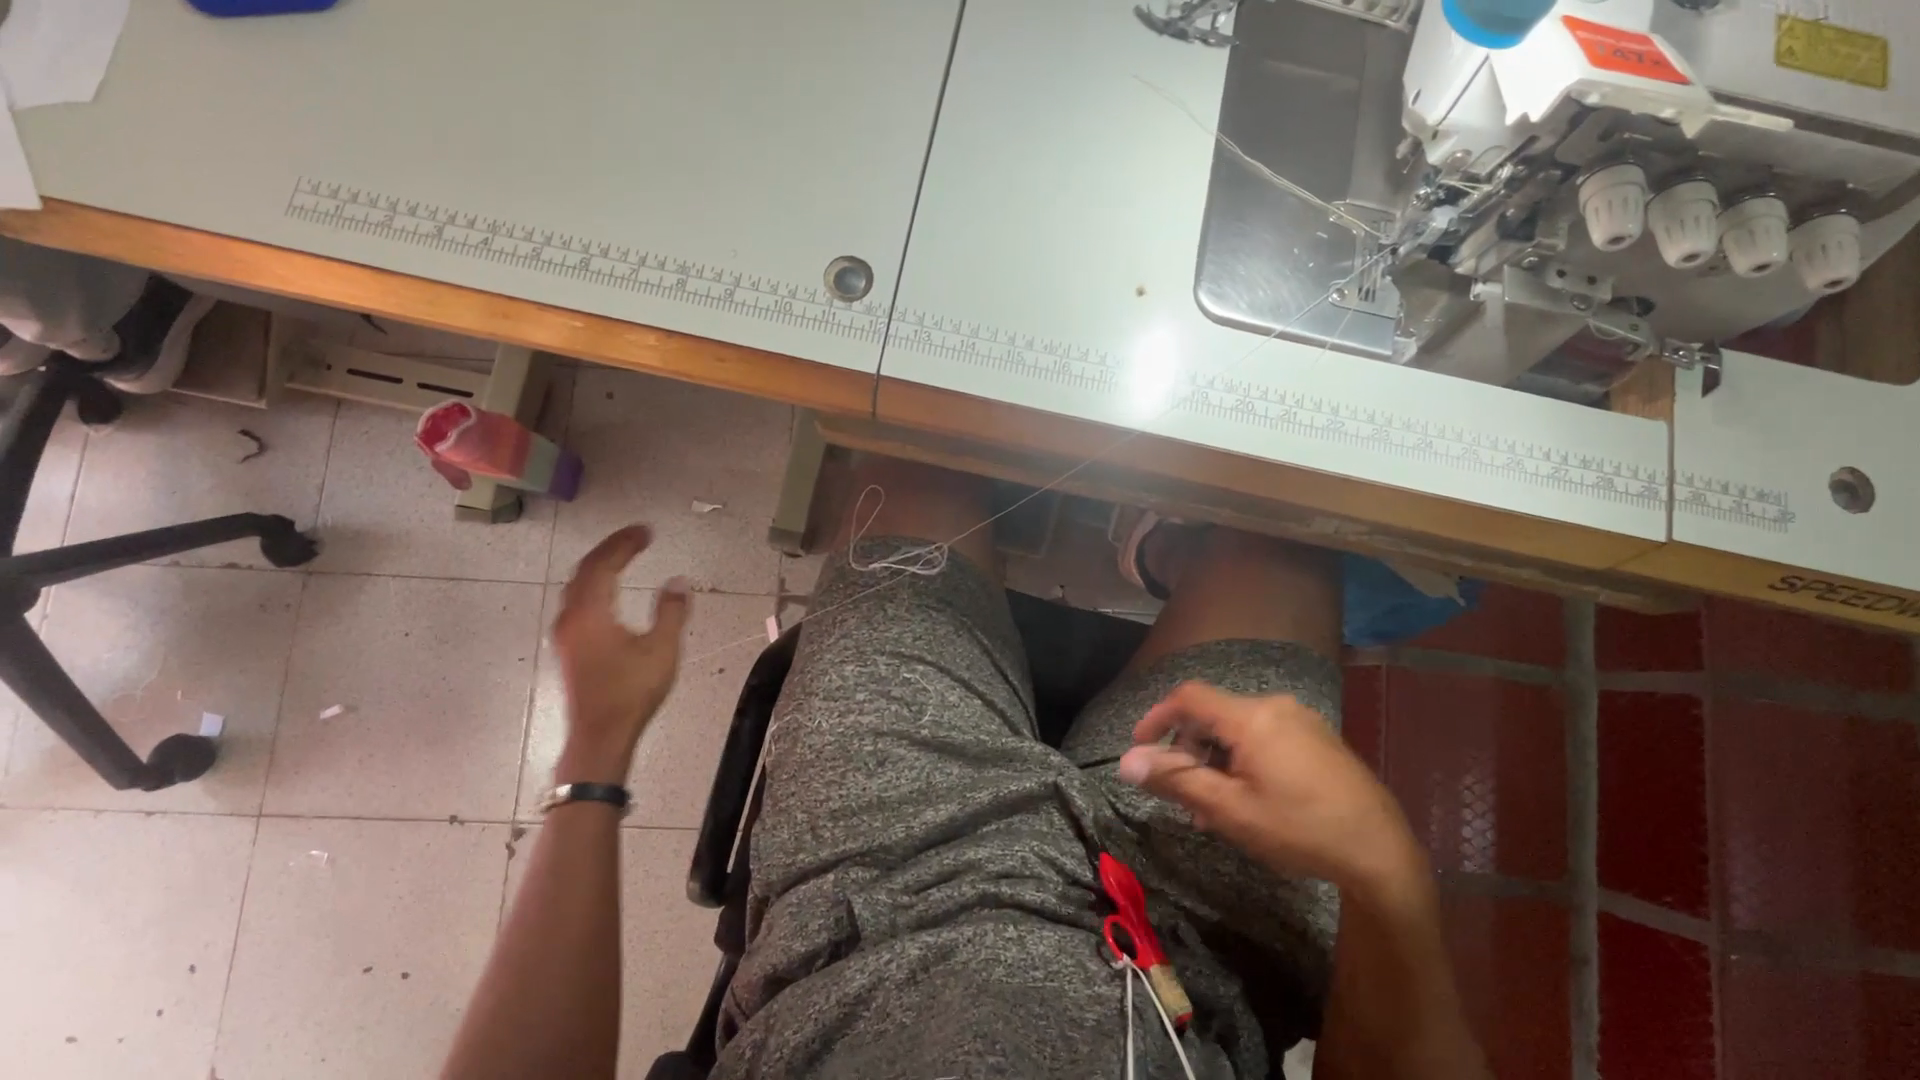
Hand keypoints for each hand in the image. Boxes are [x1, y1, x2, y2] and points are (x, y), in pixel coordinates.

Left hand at [551, 525, 690, 782]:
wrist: (599, 737)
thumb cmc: (631, 692)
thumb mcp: (662, 650)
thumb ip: (671, 612)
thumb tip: (678, 582)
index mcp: (591, 612)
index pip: (604, 564)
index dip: (624, 543)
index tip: (647, 531)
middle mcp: (571, 618)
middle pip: (585, 571)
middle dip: (611, 549)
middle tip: (636, 538)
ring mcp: (565, 634)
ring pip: (577, 587)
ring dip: (599, 567)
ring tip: (623, 557)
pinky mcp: (567, 648)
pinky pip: (576, 602)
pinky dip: (594, 585)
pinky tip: (608, 592)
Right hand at [1117, 682, 1423, 895]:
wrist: (1381, 851)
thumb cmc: (1298, 829)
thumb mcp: (1229, 810)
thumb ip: (1176, 780)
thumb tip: (1127, 761)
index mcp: (1252, 717)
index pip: (1188, 697)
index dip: (1157, 717)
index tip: (1140, 748)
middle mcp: (1276, 707)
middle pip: (1213, 713)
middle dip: (1189, 748)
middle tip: (1181, 792)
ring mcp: (1302, 721)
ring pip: (1239, 729)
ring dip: (1216, 759)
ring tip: (1213, 807)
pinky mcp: (1319, 739)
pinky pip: (1265, 737)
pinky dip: (1243, 759)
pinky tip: (1248, 799)